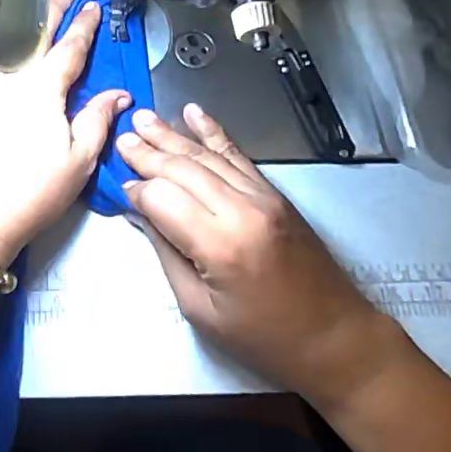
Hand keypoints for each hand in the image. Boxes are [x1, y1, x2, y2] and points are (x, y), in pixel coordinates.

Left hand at [0, 0, 131, 266]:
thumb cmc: (31, 195)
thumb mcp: (78, 161)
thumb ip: (98, 120)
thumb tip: (120, 93)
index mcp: (45, 89)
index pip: (71, 49)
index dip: (84, 26)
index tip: (93, 6)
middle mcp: (9, 76)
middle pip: (34, 36)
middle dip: (51, 10)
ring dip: (10, 19)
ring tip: (19, 0)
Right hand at [118, 104, 407, 404]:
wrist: (332, 333)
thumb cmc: (262, 337)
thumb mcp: (201, 309)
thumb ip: (168, 254)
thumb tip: (142, 214)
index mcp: (220, 245)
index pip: (164, 199)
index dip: (138, 191)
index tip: (119, 183)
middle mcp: (242, 208)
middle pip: (185, 169)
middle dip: (150, 153)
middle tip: (122, 137)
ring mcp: (262, 195)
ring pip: (209, 156)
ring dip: (174, 136)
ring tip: (144, 118)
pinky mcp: (275, 192)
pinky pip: (238, 155)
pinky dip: (214, 133)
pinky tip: (195, 114)